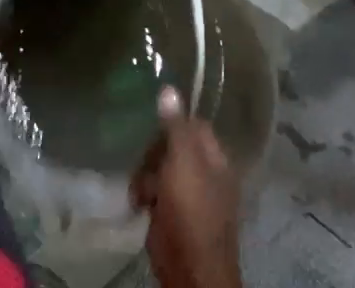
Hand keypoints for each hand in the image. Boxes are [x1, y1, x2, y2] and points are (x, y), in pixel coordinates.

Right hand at [129, 87, 241, 287]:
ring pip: (157, 166)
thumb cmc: (191, 211)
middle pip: (171, 144)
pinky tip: (139, 203)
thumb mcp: (183, 163)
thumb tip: (169, 88)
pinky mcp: (171, 209)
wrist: (190, 266)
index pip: (193, 125)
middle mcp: (204, 173)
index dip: (173, 123)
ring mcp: (187, 193)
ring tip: (142, 191)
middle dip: (152, 153)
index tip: (152, 127)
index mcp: (215, 160)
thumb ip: (175, 127)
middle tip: (147, 165)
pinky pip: (152, 188)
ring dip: (144, 175)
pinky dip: (143, 192)